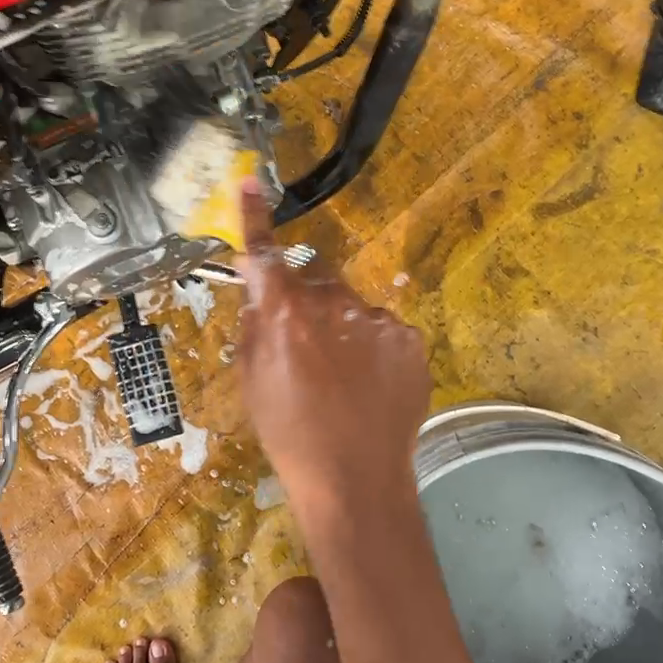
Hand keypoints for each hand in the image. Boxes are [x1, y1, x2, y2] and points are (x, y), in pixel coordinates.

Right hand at [233, 180, 432, 512]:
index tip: (251, 181)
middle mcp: (334, 304)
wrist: (355, 481)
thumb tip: (258, 285)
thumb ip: (255, 323)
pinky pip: (383, 331)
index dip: (255, 216)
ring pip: (352, 311)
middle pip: (316, 285)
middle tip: (307, 354)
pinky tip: (371, 387)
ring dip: (344, 331)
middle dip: (309, 306)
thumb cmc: (289, 435)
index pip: (266, 254)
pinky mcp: (410, 341)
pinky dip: (374, 350)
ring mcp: (379, 321)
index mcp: (287, 313)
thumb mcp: (251, 380)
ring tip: (344, 382)